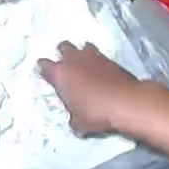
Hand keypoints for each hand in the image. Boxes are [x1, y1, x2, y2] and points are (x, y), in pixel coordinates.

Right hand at [38, 42, 154, 134]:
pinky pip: (99, 54)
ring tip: (86, 64)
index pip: (43, 65)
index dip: (44, 68)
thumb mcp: (79, 123)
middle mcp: (73, 59)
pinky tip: (102, 70)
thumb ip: (73, 117)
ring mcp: (92, 56)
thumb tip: (74, 119)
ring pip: (83, 46)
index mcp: (60, 74)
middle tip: (68, 65)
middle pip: (63, 46)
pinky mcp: (109, 58)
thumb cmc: (95, 113)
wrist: (125, 102)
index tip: (46, 74)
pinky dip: (98, 60)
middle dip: (64, 53)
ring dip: (83, 53)